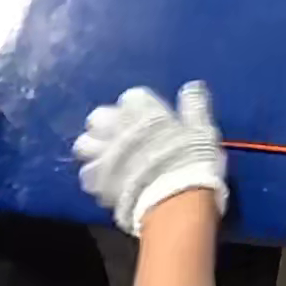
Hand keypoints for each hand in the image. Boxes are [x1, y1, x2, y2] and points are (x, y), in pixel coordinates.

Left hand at [73, 82, 226, 235]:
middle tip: (124, 136)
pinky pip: (87, 173)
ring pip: (85, 144)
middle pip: (99, 117)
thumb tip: (193, 87)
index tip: (151, 118)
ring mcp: (104, 154)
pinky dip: (96, 175)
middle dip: (108, 124)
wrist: (175, 198)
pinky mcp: (97, 180)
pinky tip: (109, 180)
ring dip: (95, 148)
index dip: (141, 108)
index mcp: (143, 110)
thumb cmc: (191, 159)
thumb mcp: (201, 130)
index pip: (133, 98)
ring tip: (110, 158)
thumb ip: (194, 106)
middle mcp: (117, 127)